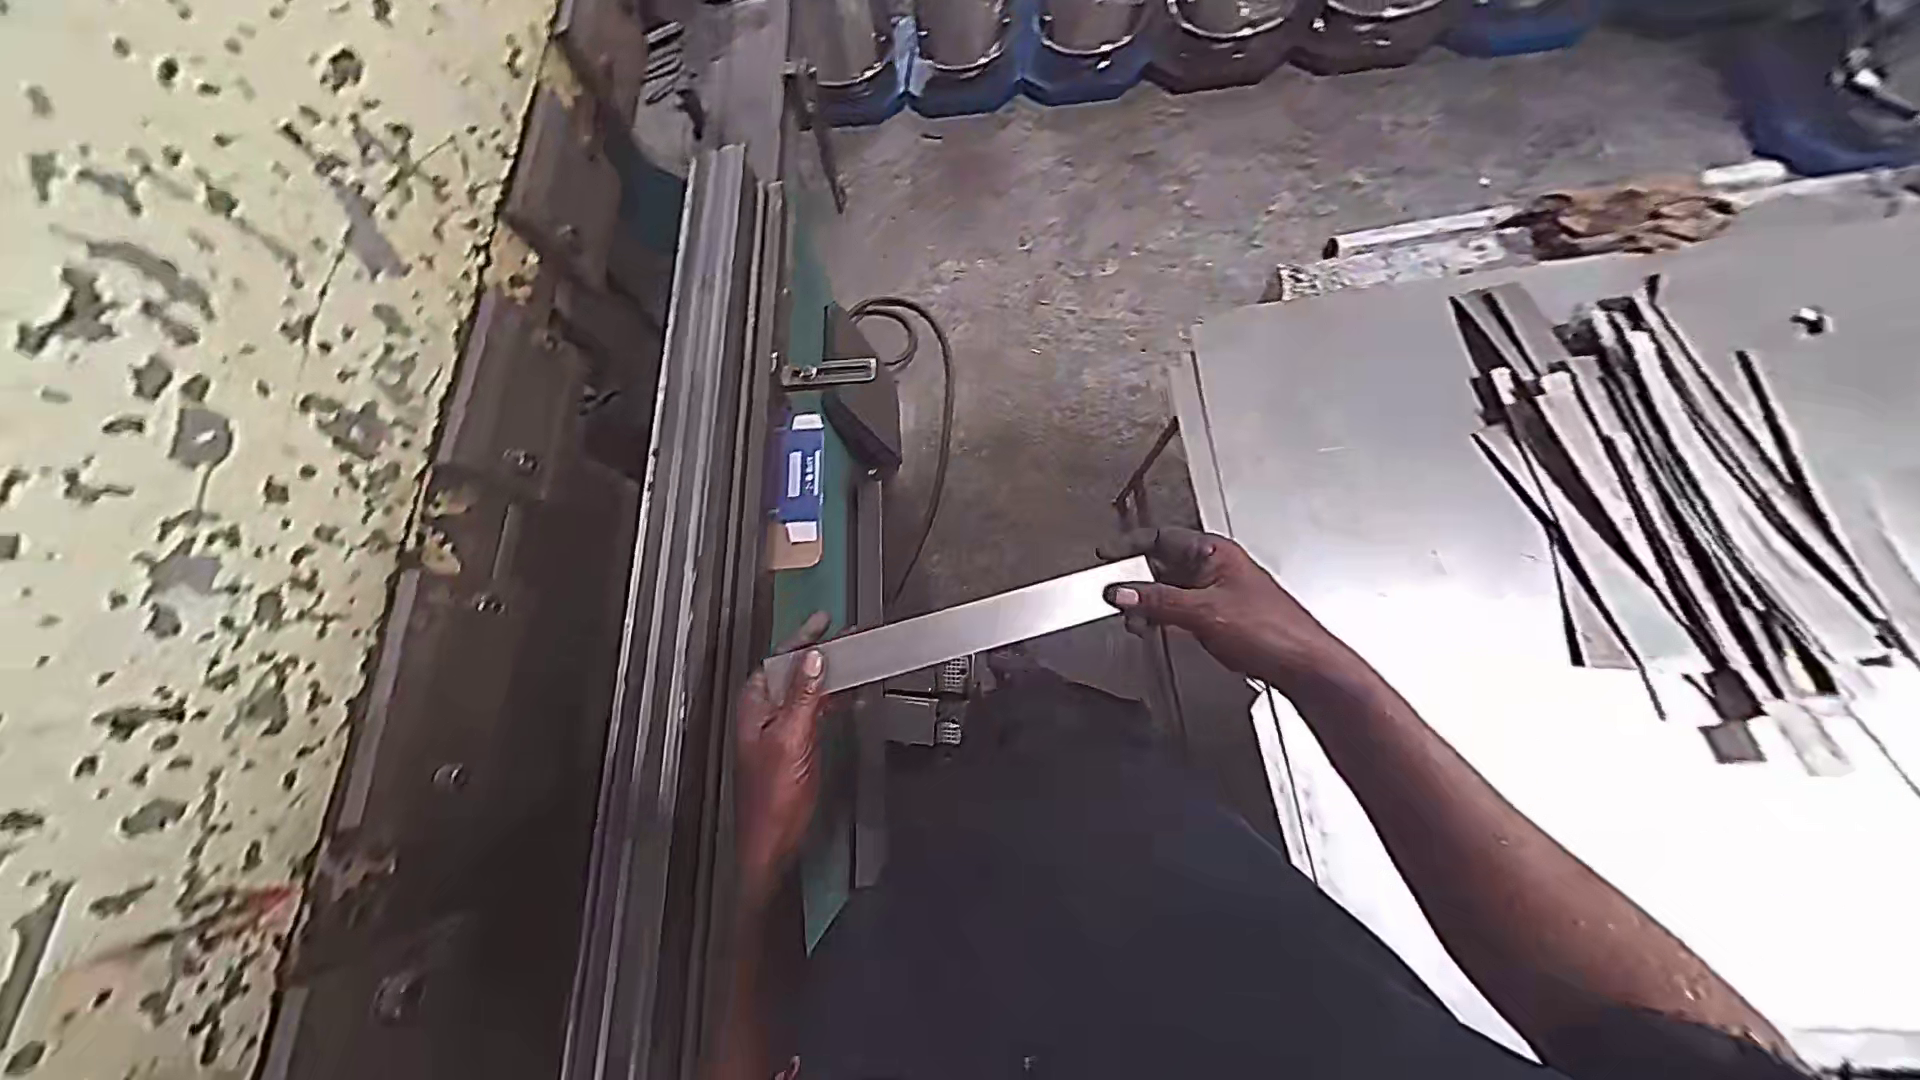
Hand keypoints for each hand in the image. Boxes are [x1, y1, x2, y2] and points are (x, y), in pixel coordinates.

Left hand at [735, 612, 832, 909]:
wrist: (773, 840)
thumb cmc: (769, 800)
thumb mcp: (790, 738)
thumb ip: (803, 696)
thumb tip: (814, 658)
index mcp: (755, 704)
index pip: (781, 659)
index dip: (803, 637)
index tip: (823, 621)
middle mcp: (766, 711)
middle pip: (796, 670)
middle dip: (822, 651)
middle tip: (847, 636)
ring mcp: (782, 725)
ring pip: (809, 687)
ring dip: (831, 672)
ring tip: (853, 657)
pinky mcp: (798, 740)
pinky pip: (818, 706)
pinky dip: (834, 695)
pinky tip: (850, 690)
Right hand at [1098, 527, 1349, 689]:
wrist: (1303, 666)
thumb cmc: (1274, 630)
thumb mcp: (1203, 611)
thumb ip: (1157, 601)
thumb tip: (1120, 591)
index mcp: (1215, 553)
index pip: (1161, 538)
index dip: (1130, 545)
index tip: (1106, 554)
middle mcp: (1214, 568)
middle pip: (1160, 566)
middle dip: (1136, 582)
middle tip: (1116, 594)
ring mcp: (1214, 593)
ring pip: (1166, 591)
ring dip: (1147, 605)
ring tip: (1134, 618)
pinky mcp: (1215, 616)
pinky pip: (1176, 610)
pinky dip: (1160, 618)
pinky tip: (1151, 627)